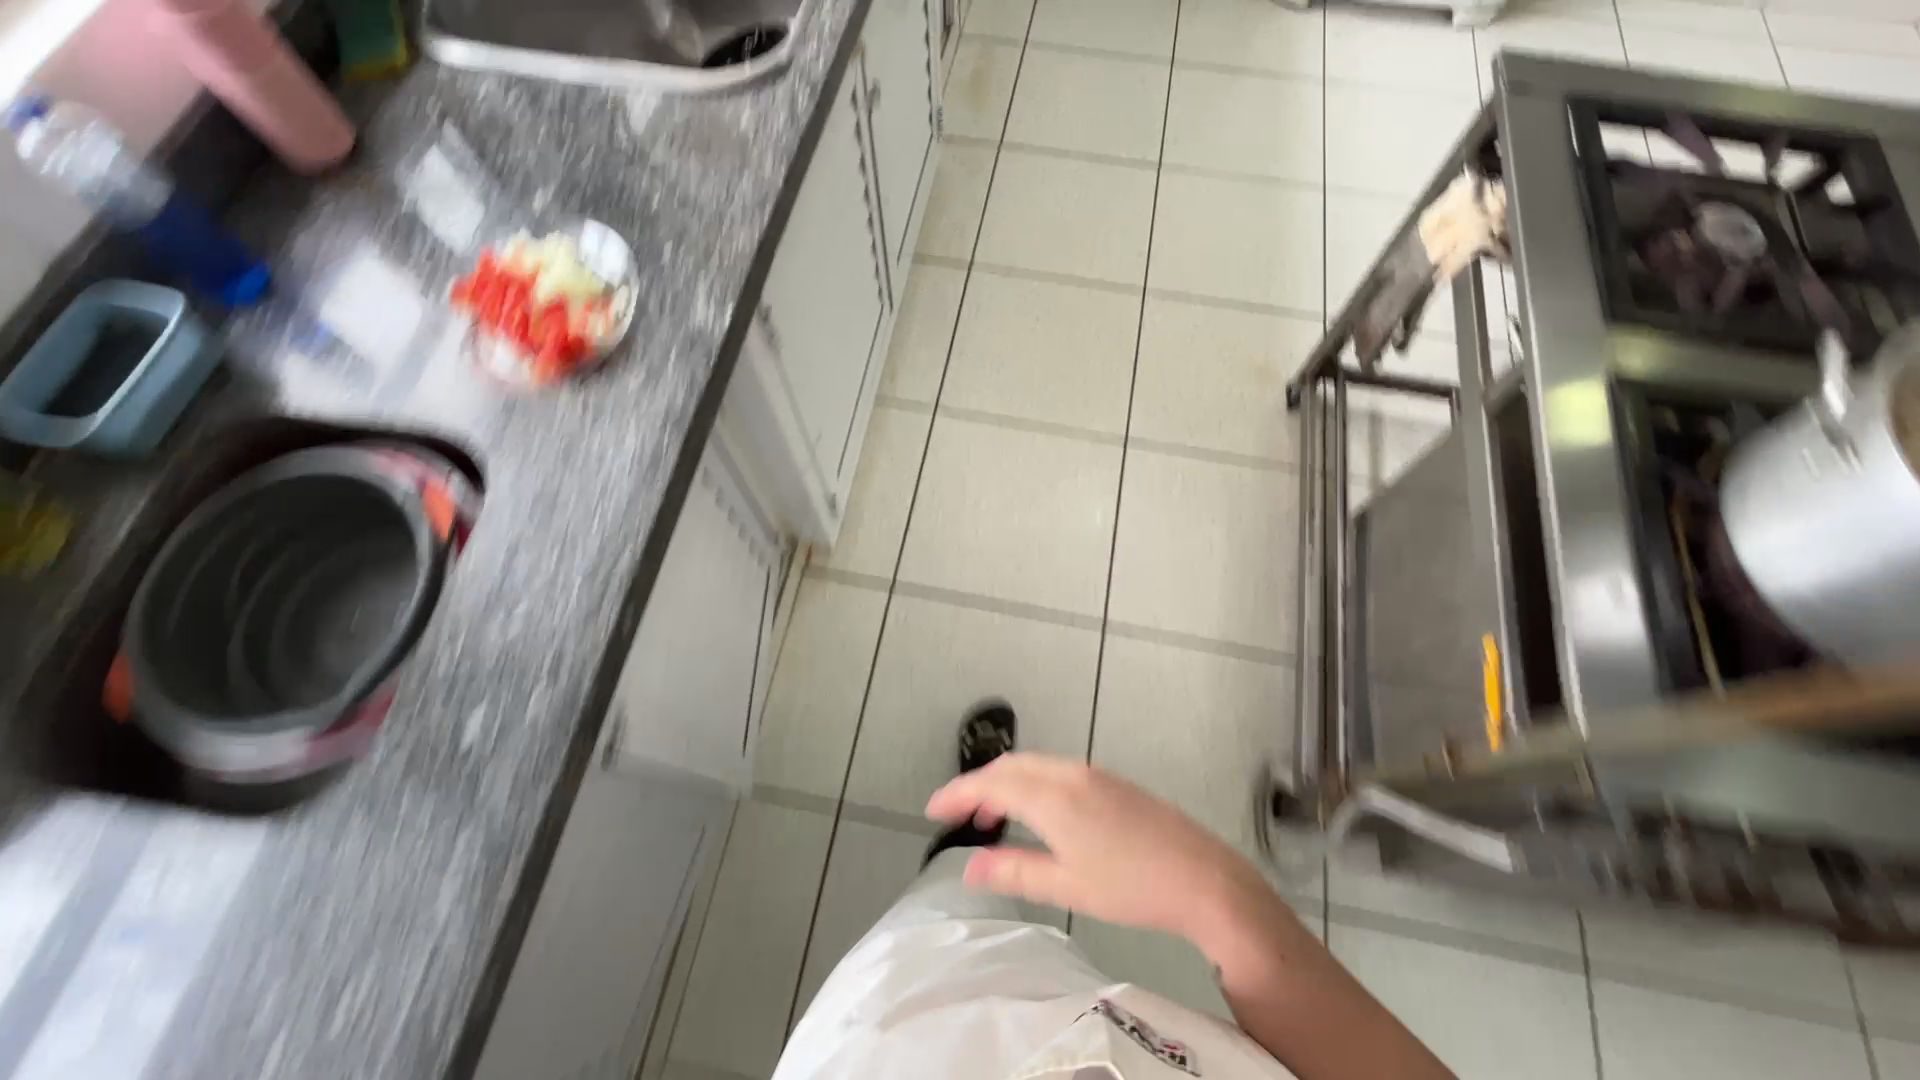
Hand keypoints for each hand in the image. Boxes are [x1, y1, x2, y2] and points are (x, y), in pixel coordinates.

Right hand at [924, 754, 1279, 953]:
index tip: (933, 809)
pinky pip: (1058, 771)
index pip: (991, 784)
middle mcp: (1071, 774)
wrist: (1205, 879)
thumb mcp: (1066, 886)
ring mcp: (1097, 775)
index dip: (958, 793)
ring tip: (994, 818)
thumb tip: (969, 866)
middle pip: (1012, 766)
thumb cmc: (1131, 886)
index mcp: (1054, 796)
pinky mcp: (1115, 784)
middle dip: (980, 785)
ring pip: (1036, 766)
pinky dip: (1033, 784)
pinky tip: (1039, 814)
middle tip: (960, 814)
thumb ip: (1014, 871)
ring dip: (1008, 784)